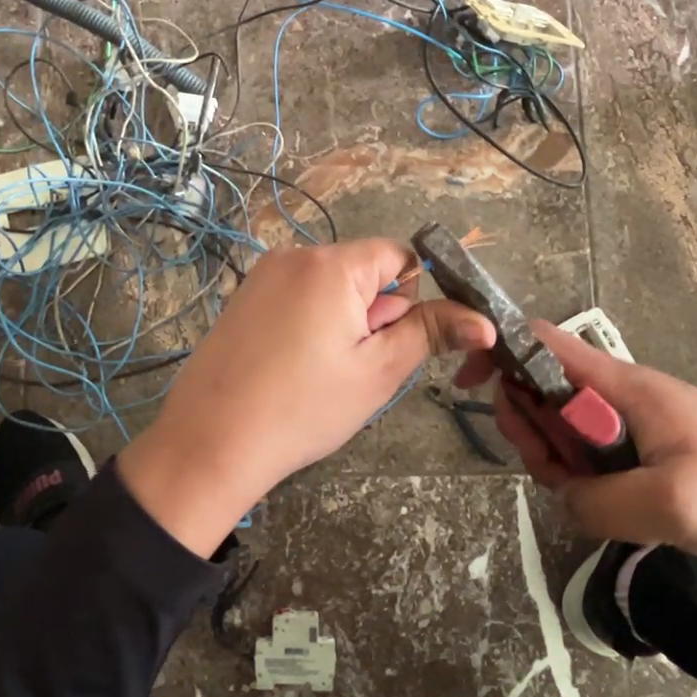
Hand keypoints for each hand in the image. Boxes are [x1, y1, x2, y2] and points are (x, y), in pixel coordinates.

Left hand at [119, 238, 496, 555]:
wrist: (211, 441)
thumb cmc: (304, 407)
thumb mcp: (378, 371)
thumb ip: (430, 333)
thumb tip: (485, 321)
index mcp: (332, 264)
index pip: (399, 255)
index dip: (412, 296)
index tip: (396, 341)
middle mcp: (295, 255)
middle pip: (362, 272)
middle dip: (374, 314)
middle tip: (356, 368)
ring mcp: (263, 275)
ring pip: (330, 289)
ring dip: (343, 323)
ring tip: (322, 374)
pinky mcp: (243, 298)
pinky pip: (297, 298)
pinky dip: (310, 326)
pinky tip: (294, 370)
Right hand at [459, 321, 696, 570]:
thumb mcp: (671, 504)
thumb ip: (598, 501)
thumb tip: (563, 495)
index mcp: (622, 385)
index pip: (544, 342)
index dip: (499, 350)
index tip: (468, 383)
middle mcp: (619, 394)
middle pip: (541, 388)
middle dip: (525, 423)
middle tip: (546, 469)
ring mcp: (631, 421)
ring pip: (562, 425)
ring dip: (552, 455)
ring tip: (580, 494)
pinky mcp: (643, 448)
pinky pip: (588, 452)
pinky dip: (578, 473)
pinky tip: (598, 502)